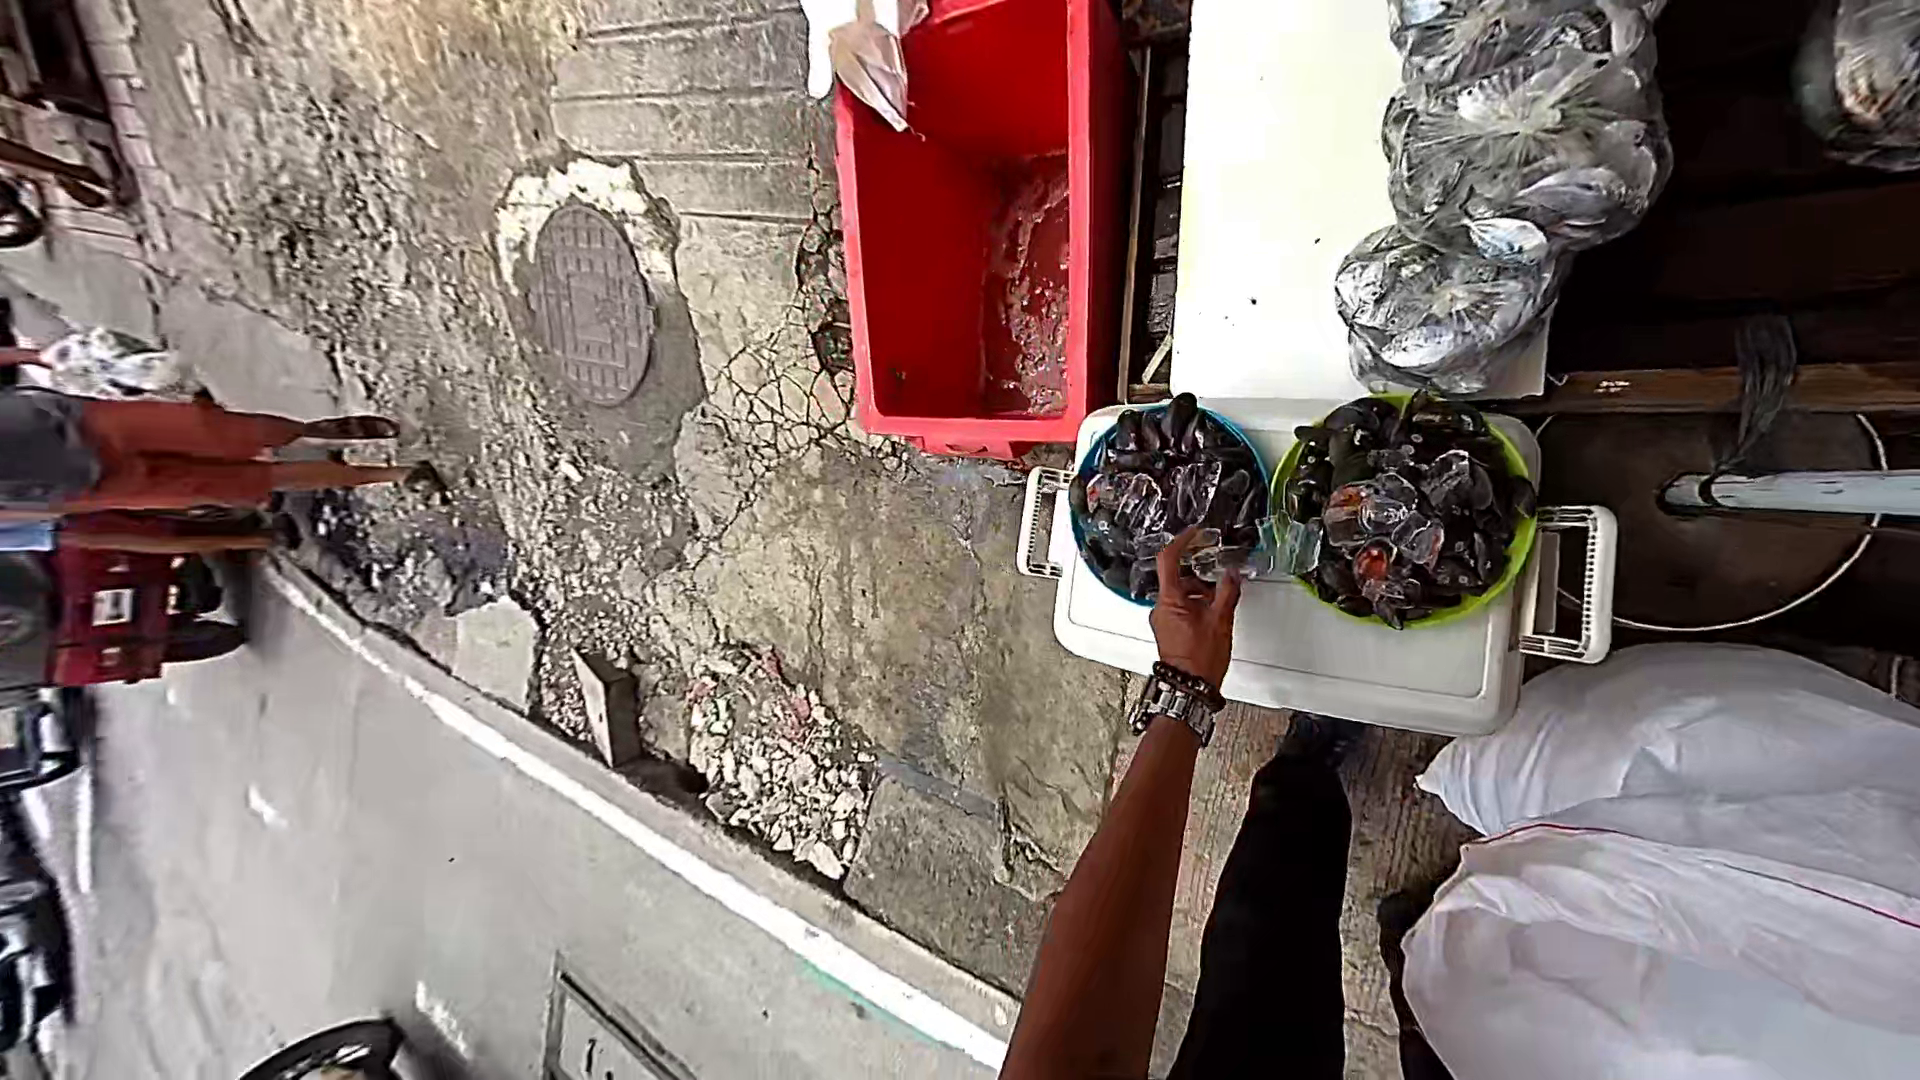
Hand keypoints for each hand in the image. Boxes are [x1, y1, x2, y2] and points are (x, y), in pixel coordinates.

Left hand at [1149, 527, 1242, 689]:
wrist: (1190, 687)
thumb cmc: (1200, 659)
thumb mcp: (1220, 620)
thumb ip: (1226, 592)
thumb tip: (1231, 574)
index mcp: (1169, 599)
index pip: (1168, 560)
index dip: (1181, 542)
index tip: (1194, 533)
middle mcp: (1160, 607)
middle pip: (1177, 578)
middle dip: (1198, 575)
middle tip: (1217, 573)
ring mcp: (1162, 619)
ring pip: (1180, 594)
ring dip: (1199, 592)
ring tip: (1219, 600)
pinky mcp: (1167, 628)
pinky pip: (1179, 607)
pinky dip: (1195, 604)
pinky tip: (1212, 613)